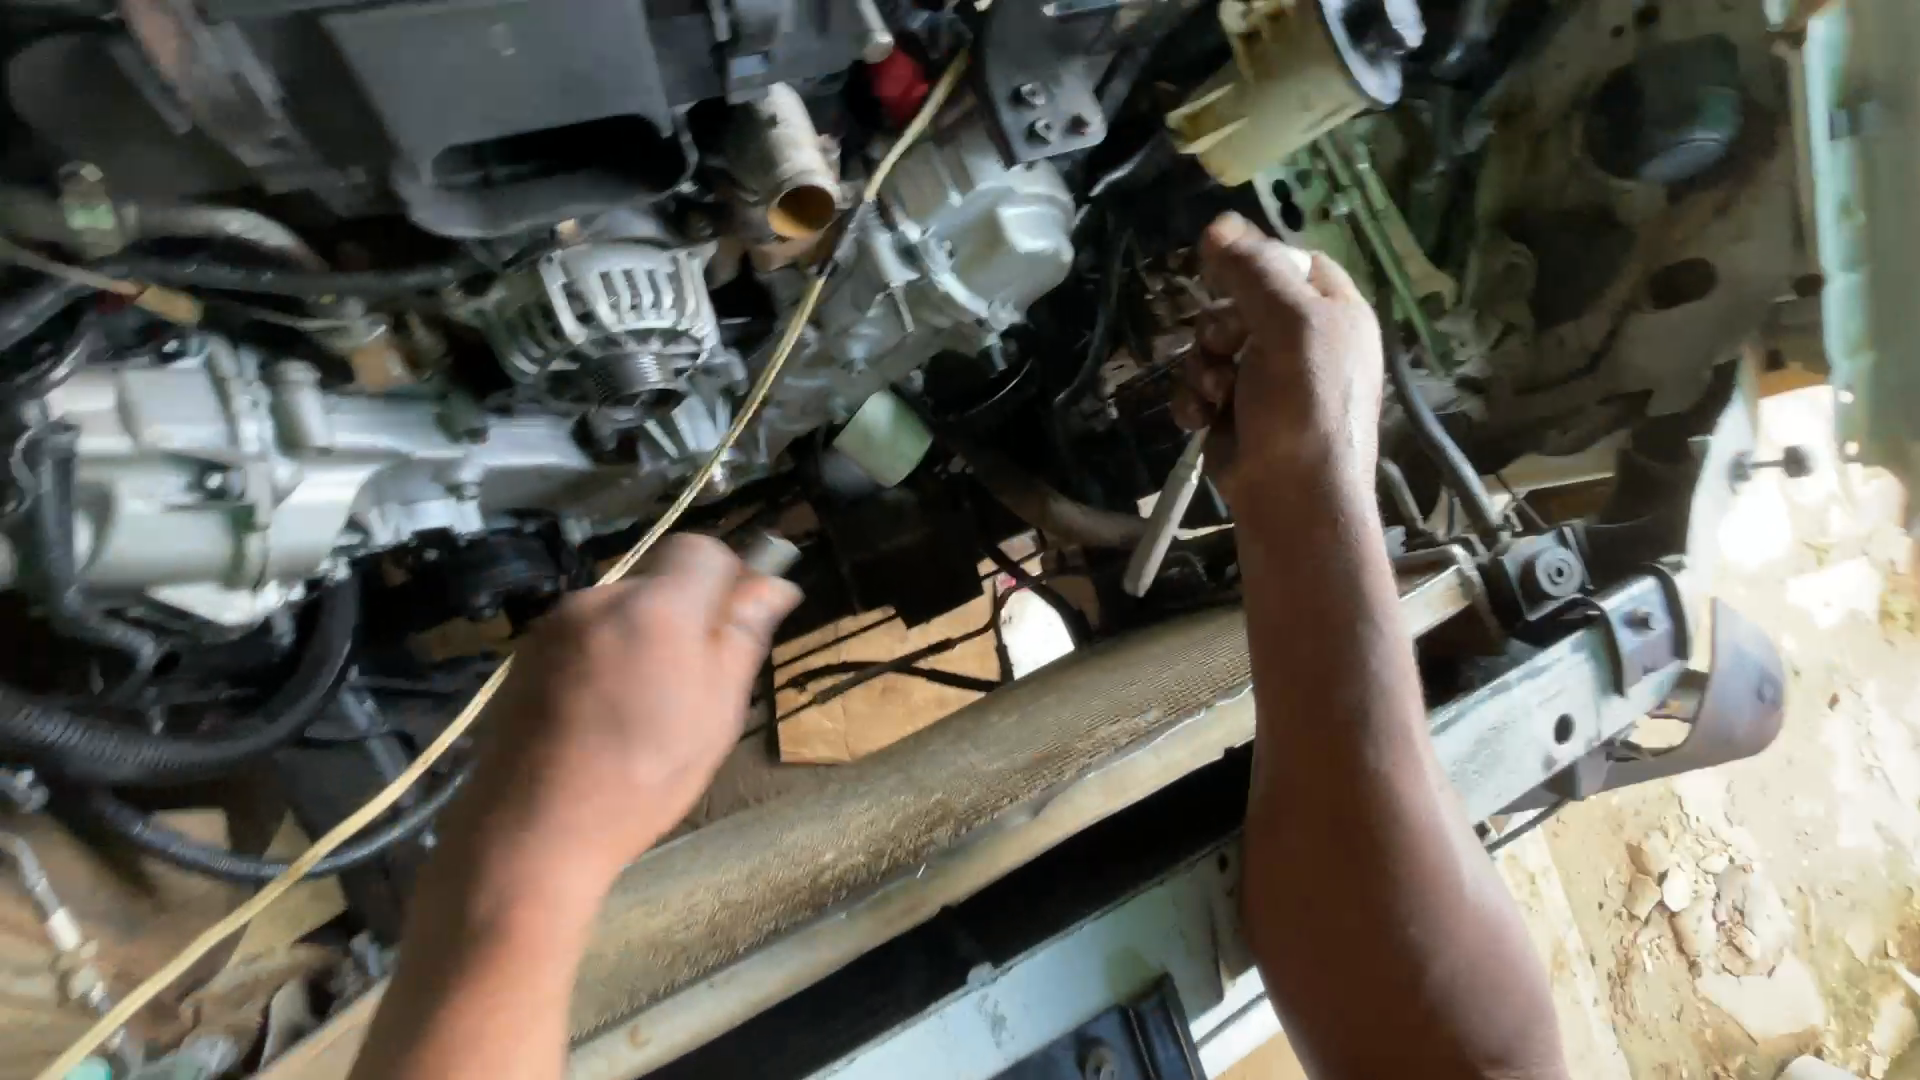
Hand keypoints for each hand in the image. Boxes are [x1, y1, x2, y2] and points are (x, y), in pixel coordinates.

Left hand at [442, 534, 802, 895]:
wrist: (531, 832)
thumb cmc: (645, 775)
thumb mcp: (718, 709)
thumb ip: (744, 634)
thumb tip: (774, 585)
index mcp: (658, 608)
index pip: (704, 549)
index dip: (731, 576)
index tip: (738, 621)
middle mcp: (603, 598)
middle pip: (664, 580)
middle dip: (689, 613)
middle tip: (696, 678)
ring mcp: (557, 623)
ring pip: (627, 608)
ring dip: (648, 633)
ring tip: (645, 701)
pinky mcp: (527, 651)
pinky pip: (589, 631)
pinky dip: (609, 651)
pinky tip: (604, 708)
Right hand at [1170, 213, 1384, 508]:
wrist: (1290, 497)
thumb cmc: (1303, 406)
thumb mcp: (1288, 326)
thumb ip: (1253, 272)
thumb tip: (1215, 224)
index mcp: (1332, 311)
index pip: (1290, 262)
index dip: (1254, 263)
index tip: (1220, 269)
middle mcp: (1301, 341)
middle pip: (1239, 304)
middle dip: (1218, 328)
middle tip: (1222, 349)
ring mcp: (1264, 380)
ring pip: (1209, 348)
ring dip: (1200, 370)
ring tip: (1213, 397)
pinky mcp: (1233, 413)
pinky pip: (1199, 387)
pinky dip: (1193, 401)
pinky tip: (1200, 420)